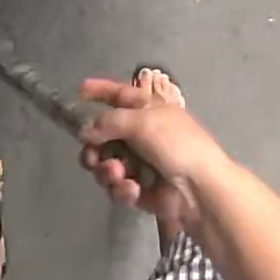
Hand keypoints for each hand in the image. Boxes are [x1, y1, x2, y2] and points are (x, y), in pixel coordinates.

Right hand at [78, 78, 230, 229]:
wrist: (201, 190)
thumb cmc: (176, 144)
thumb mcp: (142, 121)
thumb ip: (109, 121)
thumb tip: (86, 130)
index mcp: (147, 109)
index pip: (119, 94)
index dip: (99, 90)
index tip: (79, 91)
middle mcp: (140, 133)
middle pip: (103, 135)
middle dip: (92, 146)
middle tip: (91, 154)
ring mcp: (139, 163)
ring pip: (105, 163)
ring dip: (106, 169)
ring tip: (116, 173)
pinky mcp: (139, 190)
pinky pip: (117, 187)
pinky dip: (121, 188)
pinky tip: (132, 189)